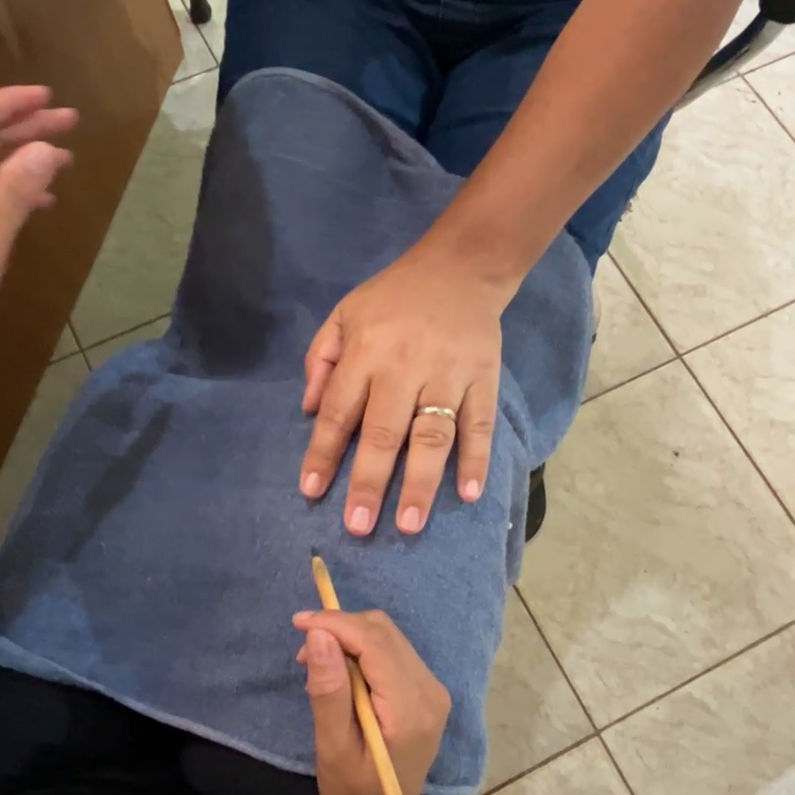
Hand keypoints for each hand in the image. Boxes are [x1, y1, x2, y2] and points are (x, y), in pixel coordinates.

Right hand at [293, 608, 451, 794]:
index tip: (297, 623)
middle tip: (303, 654)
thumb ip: (328, 691)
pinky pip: (391, 651)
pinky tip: (341, 673)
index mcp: (410, 707)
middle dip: (340, 629)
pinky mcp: (426, 691)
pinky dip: (362, 650)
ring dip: (349, 637)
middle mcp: (430, 690)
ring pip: (387, 636)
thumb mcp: (332, 748)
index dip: (336, 624)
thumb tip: (319, 636)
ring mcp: (432, 689)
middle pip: (383, 632)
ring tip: (317, 666)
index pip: (375, 642)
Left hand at [299, 247, 511, 535]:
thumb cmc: (393, 298)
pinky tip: (468, 493)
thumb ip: (320, 359)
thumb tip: (310, 411)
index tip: (311, 492)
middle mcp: (405, 367)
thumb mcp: (343, 313)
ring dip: (421, 482)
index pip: (340, 412)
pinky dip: (476, 458)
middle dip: (369, 482)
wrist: (460, 268)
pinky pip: (480, 424)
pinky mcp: (484, 379)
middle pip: (384, 432)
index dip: (323, 453)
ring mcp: (449, 376)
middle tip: (358, 526)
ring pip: (432, 435)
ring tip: (409, 524)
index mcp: (366, 352)